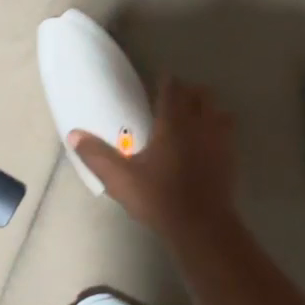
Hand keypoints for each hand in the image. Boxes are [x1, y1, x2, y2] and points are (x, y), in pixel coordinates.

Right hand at [68, 75, 237, 236]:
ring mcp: (219, 141)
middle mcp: (199, 126)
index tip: (161, 78)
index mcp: (172, 125)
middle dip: (189, 91)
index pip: (172, 91)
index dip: (167, 82)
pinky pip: (228, 132)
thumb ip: (97, 155)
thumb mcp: (120, 179)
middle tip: (176, 95)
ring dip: (207, 107)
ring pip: (219, 110)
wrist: (201, 226)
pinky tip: (210, 140)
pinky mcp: (230, 158)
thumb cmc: (158, 198)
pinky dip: (219, 127)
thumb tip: (74, 134)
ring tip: (196, 114)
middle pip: (200, 95)